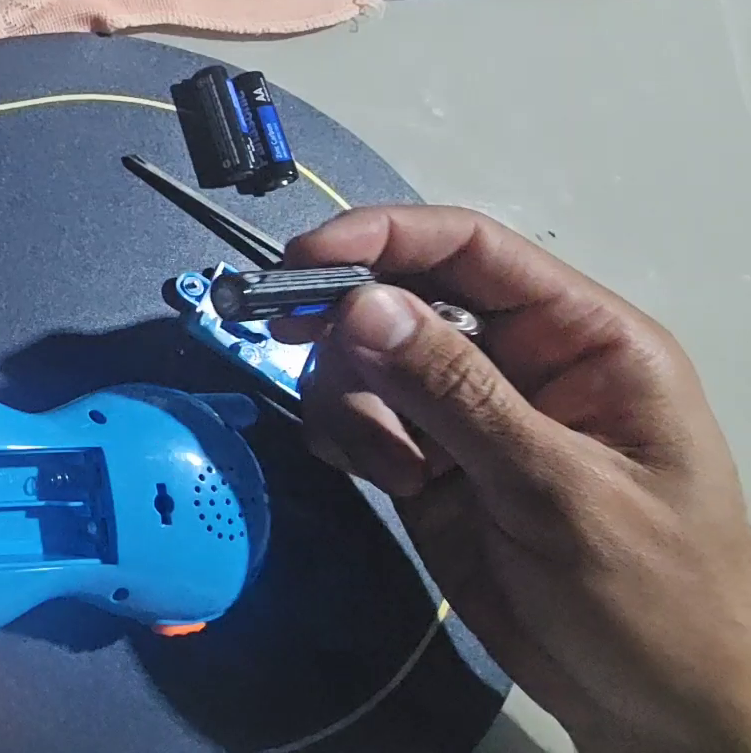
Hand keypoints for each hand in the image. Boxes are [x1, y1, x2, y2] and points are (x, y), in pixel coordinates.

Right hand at [279, 206, 750, 752]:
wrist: (653, 708)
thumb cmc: (653, 597)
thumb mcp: (555, 489)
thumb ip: (453, 391)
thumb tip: (359, 304)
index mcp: (576, 339)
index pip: (465, 248)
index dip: (377, 237)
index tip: (298, 262)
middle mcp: (509, 356)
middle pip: (392, 294)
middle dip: (340, 323)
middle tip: (289, 340)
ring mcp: (456, 403)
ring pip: (356, 355)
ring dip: (348, 401)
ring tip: (391, 466)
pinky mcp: (415, 446)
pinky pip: (347, 409)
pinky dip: (343, 434)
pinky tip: (384, 478)